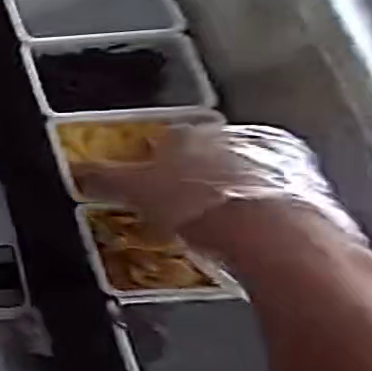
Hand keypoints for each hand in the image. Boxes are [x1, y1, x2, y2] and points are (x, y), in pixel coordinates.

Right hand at [76, 123, 361, 244]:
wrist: (271, 237)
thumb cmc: (194, 203)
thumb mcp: (128, 189)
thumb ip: (98, 177)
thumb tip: (74, 171)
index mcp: (188, 133)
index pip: (158, 136)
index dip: (141, 156)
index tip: (132, 176)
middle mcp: (232, 140)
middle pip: (195, 155)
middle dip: (178, 173)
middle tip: (158, 198)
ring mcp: (270, 165)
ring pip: (226, 175)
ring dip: (210, 192)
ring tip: (189, 220)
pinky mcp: (297, 192)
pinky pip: (255, 197)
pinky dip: (238, 210)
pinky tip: (223, 231)